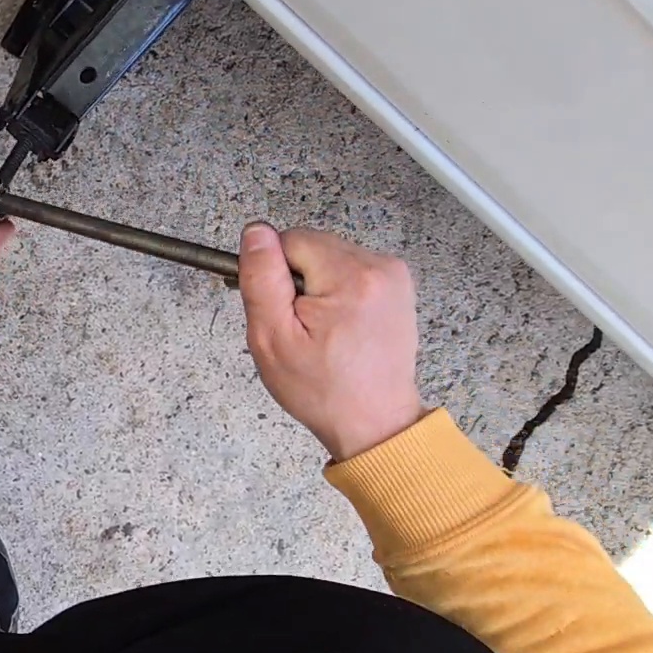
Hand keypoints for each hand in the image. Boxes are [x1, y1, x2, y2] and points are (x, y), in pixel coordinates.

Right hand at [238, 223, 424, 461]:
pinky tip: (333, 325)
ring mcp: (394, 275)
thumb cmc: (320, 387)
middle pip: (309, 246)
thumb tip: (256, 232)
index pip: (289, 240)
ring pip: (325, 257)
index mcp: (351, 277)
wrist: (372, 420)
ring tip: (314, 328)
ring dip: (311, 286)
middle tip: (292, 324)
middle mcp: (381, 267)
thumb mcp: (271, 336)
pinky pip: (346, 269)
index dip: (271, 273)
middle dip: (292, 279)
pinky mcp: (396, 285)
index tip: (277, 309)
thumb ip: (261, 278)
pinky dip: (331, 291)